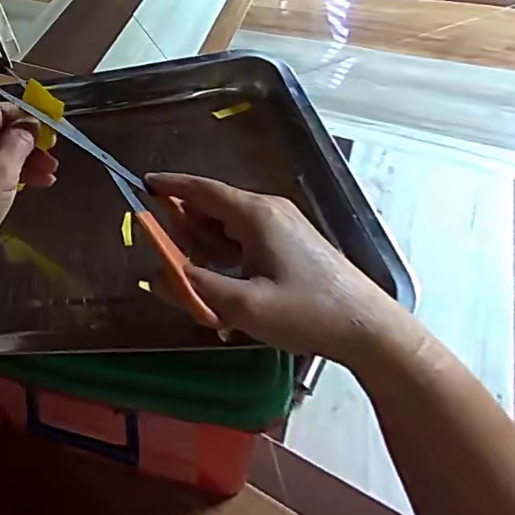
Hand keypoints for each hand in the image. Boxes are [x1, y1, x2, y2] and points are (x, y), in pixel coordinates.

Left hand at [0, 100, 57, 281]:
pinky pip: (3, 172)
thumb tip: (32, 123)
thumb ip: (21, 140)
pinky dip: (23, 174)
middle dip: (30, 140)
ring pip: (6, 152)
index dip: (24, 115)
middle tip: (53, 149)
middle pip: (3, 131)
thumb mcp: (2, 168)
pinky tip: (42, 181)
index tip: (50, 123)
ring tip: (52, 170)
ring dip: (30, 159)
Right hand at [148, 173, 410, 357]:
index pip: (202, 189)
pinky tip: (229, 292)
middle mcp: (267, 210)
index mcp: (255, 214)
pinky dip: (228, 259)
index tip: (144, 184)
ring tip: (205, 289)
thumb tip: (162, 276)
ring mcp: (281, 225)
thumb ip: (197, 288)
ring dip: (209, 252)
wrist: (371, 330)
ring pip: (227, 228)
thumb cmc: (308, 313)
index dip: (170, 186)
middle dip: (187, 232)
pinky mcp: (290, 242)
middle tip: (173, 263)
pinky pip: (245, 241)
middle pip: (212, 209)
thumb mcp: (245, 307)